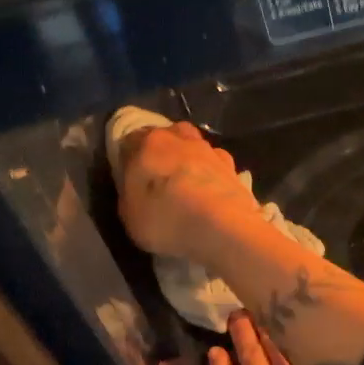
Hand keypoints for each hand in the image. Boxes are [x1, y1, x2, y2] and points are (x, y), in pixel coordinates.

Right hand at [117, 122, 258, 259]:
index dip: (130, 160)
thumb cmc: (165, 218)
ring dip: (192, 162)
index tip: (131, 178)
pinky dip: (213, 176)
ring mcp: (211, 151)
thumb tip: (134, 187)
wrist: (222, 226)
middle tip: (161, 178)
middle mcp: (180, 138)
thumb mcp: (129, 214)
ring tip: (190, 188)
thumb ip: (130, 194)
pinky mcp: (234, 169)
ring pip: (196, 149)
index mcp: (148, 143)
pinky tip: (212, 194)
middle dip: (164, 153)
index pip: (131, 142)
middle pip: (168, 137)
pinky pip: (218, 167)